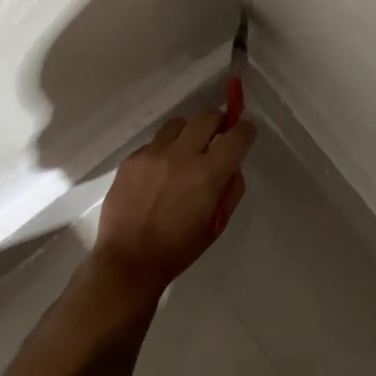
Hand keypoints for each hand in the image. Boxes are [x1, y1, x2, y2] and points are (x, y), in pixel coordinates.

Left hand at [93, 107, 258, 291]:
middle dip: (219, 121)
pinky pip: (154, 142)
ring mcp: (152, 154)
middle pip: (206, 117)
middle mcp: (180, 155)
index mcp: (207, 175)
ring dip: (189, 132)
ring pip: (178, 124)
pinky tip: (161, 172)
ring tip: (187, 150)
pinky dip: (165, 150)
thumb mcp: (216, 224)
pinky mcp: (131, 159)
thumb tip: (231, 167)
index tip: (246, 133)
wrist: (129, 259)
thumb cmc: (179, 249)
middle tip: (219, 134)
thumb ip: (230, 190)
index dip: (246, 131)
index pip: (236, 136)